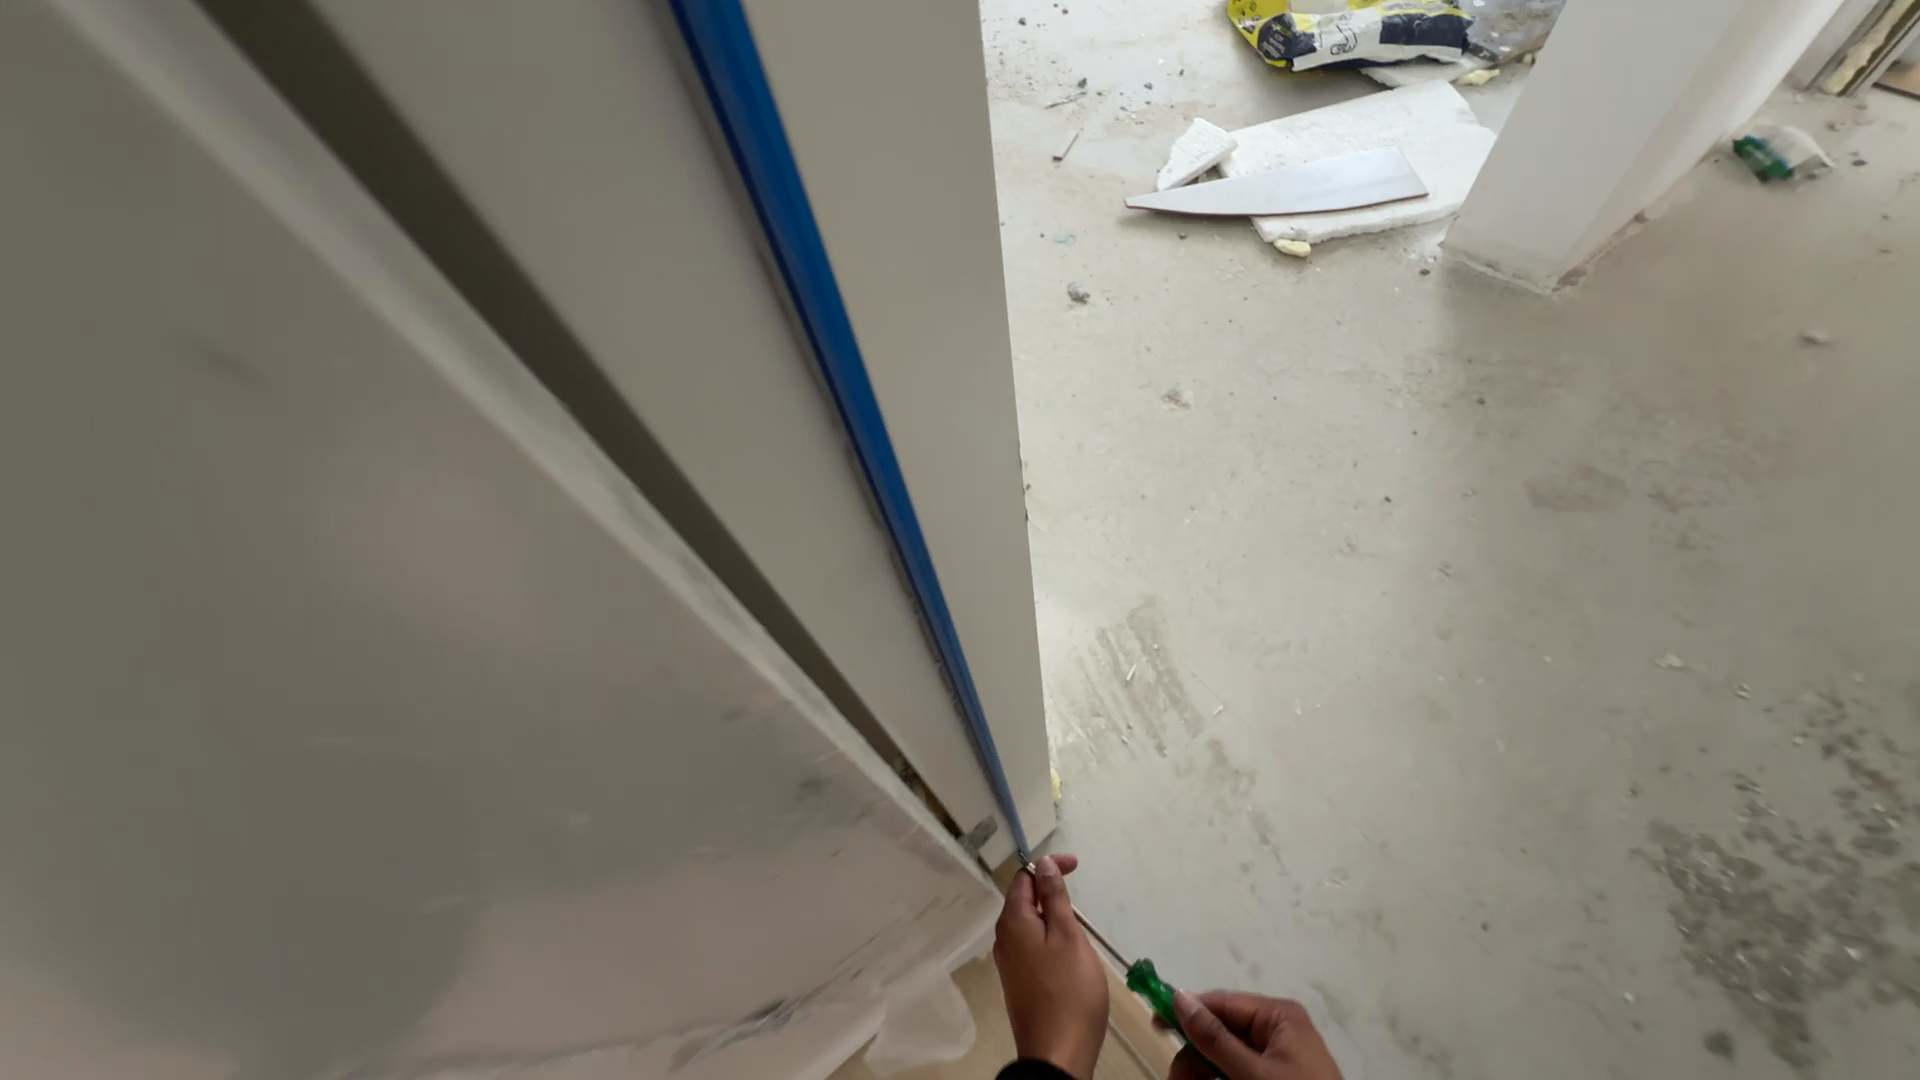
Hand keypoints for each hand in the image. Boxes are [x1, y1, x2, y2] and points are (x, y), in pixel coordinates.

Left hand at [993, 854, 1107, 1079]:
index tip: (1076, 865)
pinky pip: (1031, 945)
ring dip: (1051, 915)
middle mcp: (1004, 938)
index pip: (1024, 877)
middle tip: (1078, 892)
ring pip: (1029, 924)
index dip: (1048, 865)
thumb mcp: (1068, 936)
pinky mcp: (1018, 982)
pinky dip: (1048, 937)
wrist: (1056, 1055)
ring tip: (1077, 923)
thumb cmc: (1068, 991)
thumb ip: (1054, 897)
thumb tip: (1042, 864)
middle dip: (1049, 889)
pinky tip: (1067, 952)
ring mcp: (1009, 962)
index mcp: (1013, 921)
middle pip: (1024, 899)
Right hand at [1168, 991, 1344, 1079]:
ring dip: (1203, 1074)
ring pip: (1225, 1057)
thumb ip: (1215, 1038)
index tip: (1156, 1025)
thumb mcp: (1254, 1075)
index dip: (1187, 1012)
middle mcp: (1277, 1030)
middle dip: (1195, 1058)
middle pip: (1220, 1032)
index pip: (1220, 1003)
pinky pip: (1238, 1074)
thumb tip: (1179, 995)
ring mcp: (1278, 1058)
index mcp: (1278, 1016)